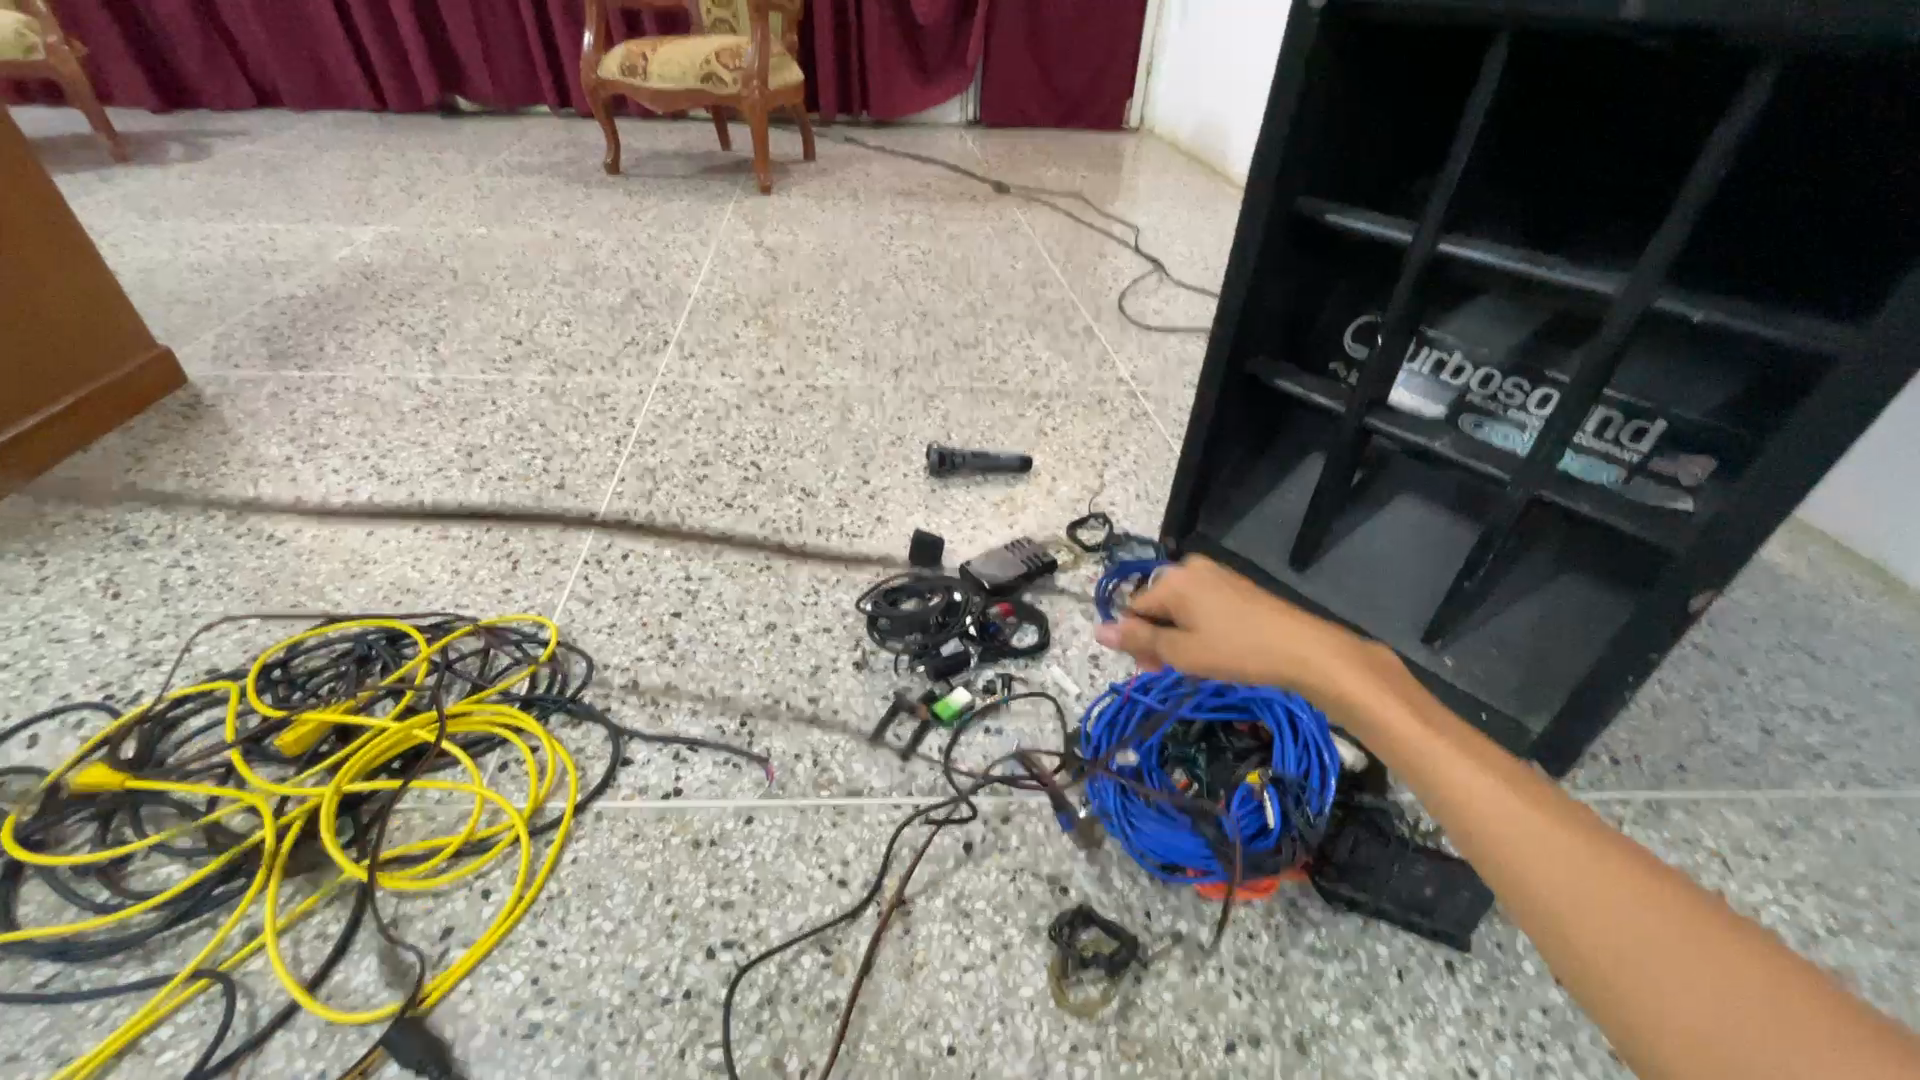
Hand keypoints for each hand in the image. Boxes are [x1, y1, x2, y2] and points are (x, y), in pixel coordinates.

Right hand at [1092, 555, 1399, 705]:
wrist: (1303, 649)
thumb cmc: (1236, 650)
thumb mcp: (1181, 651)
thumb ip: (1138, 639)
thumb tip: (1098, 630)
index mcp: (1172, 579)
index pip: (1133, 609)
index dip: (1136, 641)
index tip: (1153, 669)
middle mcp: (1190, 567)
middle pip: (1154, 605)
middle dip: (1157, 638)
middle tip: (1174, 670)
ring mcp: (1215, 574)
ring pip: (1178, 607)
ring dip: (1177, 635)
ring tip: (1197, 664)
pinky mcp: (1235, 585)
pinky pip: (1201, 604)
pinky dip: (1198, 627)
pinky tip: (1215, 649)